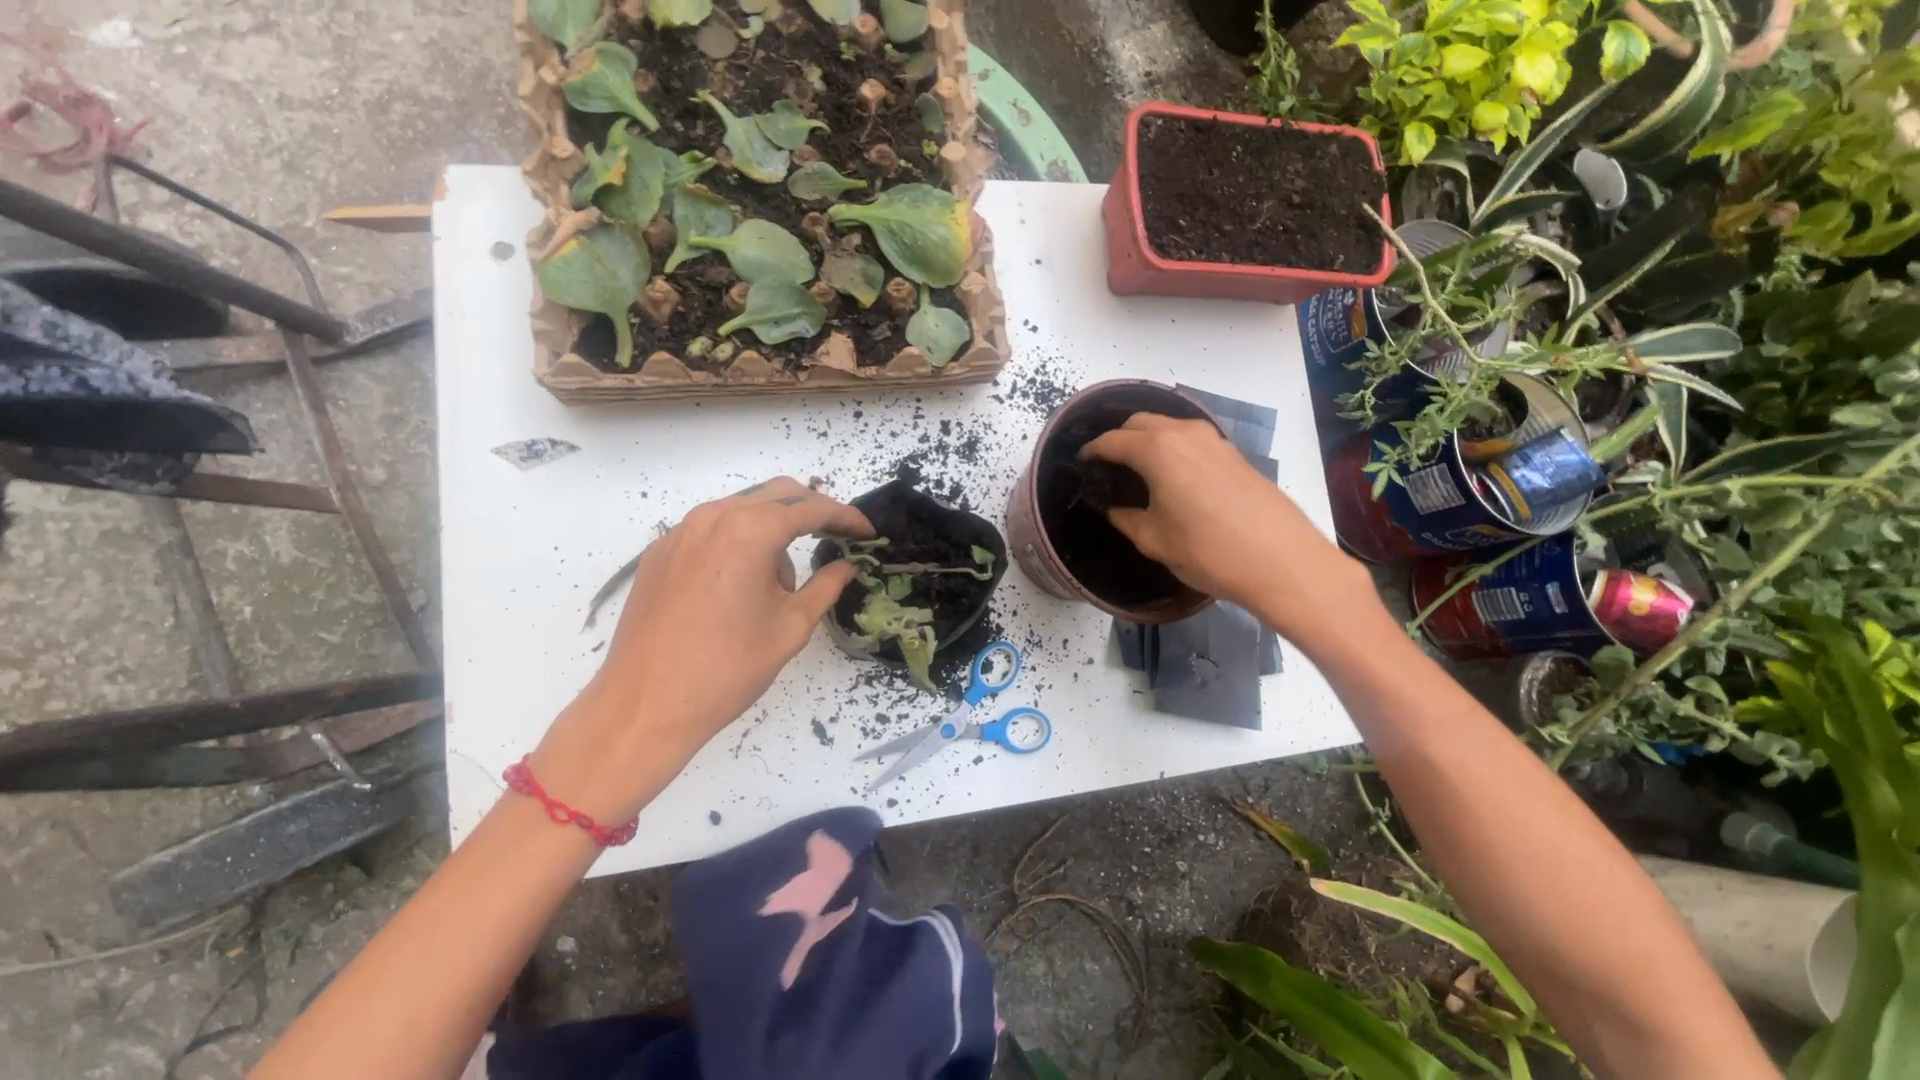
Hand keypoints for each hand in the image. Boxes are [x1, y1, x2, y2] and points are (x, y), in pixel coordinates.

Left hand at [532, 478, 872, 820]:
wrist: (646, 704)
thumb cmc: (728, 669)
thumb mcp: (790, 628)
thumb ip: (824, 587)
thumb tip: (846, 566)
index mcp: (749, 531)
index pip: (809, 508)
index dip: (844, 517)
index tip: (867, 533)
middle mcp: (712, 518)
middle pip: (774, 495)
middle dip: (809, 512)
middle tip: (834, 540)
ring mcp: (679, 533)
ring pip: (739, 511)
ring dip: (770, 530)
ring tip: (779, 583)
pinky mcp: (658, 554)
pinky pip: (709, 531)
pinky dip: (735, 543)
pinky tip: (739, 586)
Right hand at [1080, 413, 1375, 646]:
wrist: (1282, 561)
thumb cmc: (1209, 551)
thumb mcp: (1155, 540)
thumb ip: (1127, 519)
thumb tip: (1115, 509)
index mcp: (1157, 450)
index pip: (1112, 441)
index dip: (1092, 451)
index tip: (1081, 463)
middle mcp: (1184, 434)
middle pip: (1141, 423)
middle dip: (1120, 438)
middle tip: (1107, 466)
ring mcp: (1214, 441)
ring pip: (1170, 428)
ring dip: (1149, 441)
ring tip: (1138, 471)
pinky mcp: (1235, 455)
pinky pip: (1192, 441)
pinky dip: (1174, 450)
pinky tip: (1173, 479)